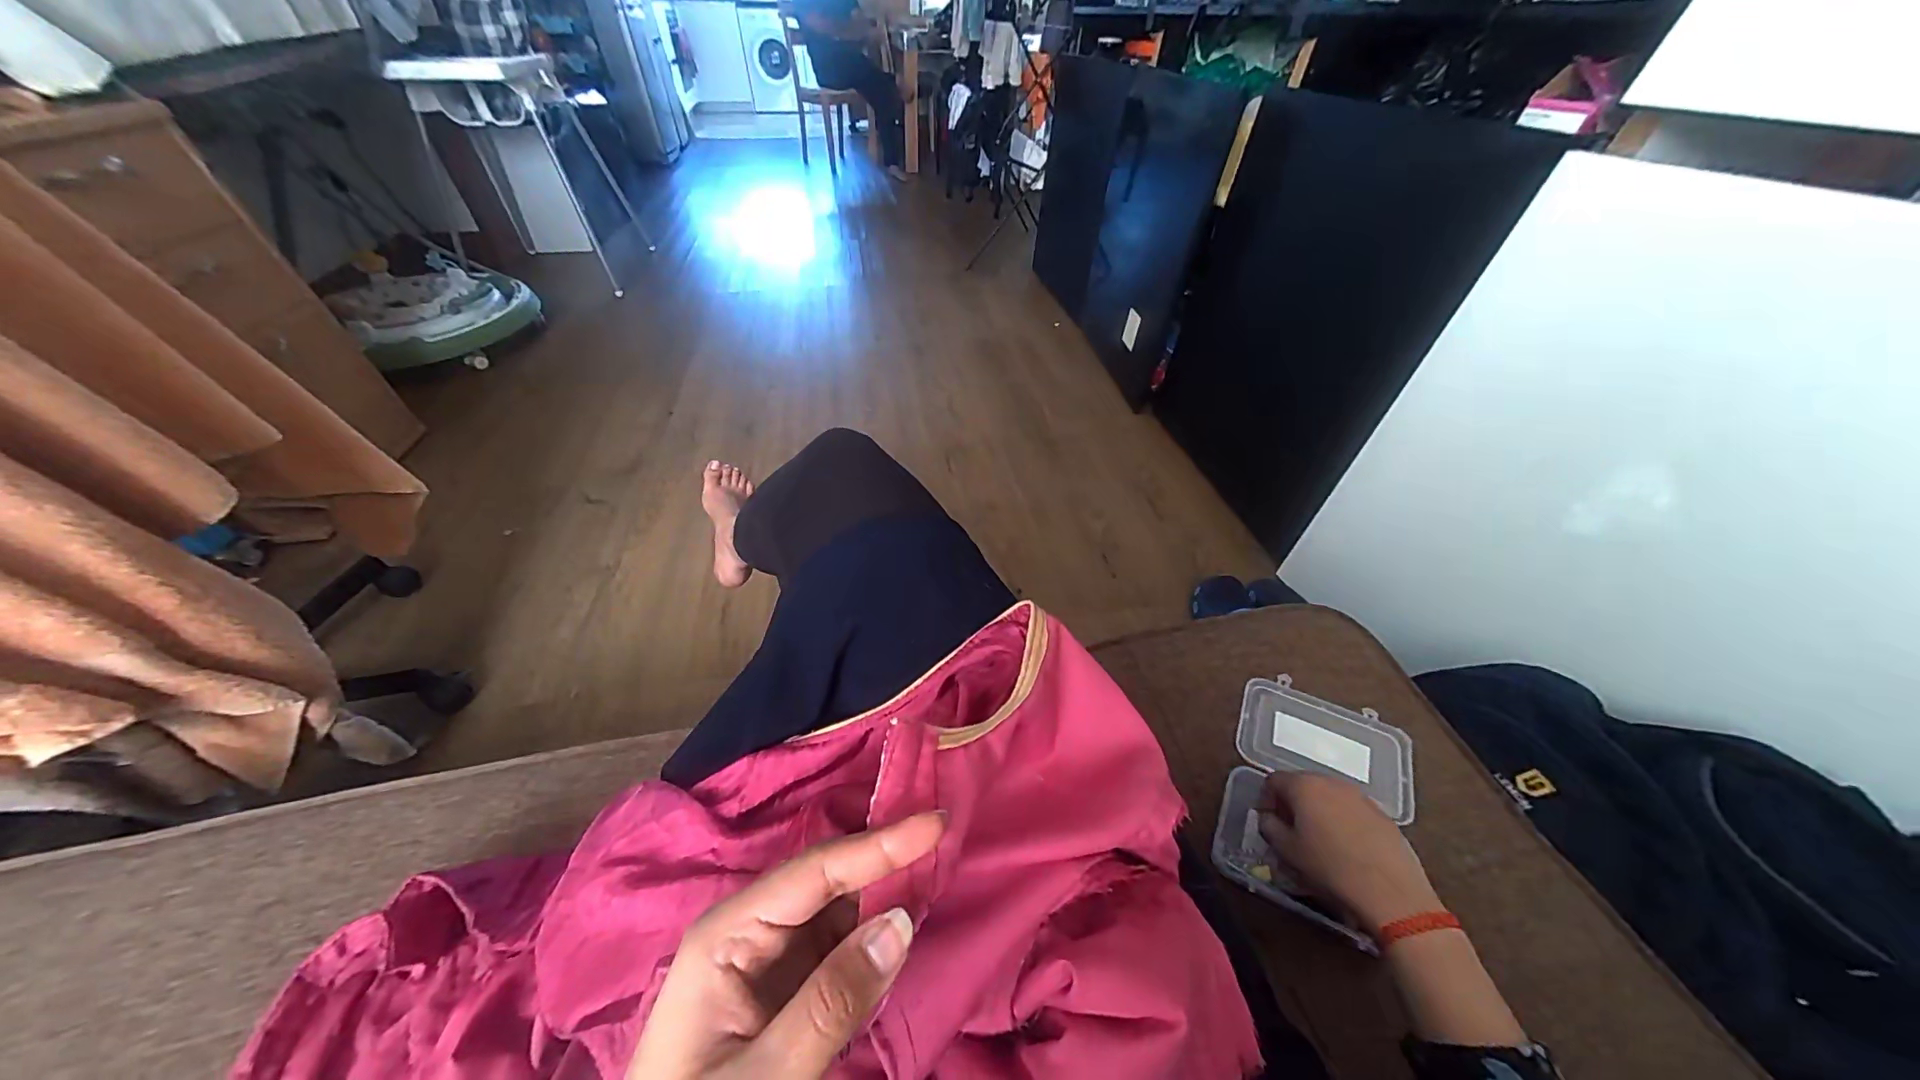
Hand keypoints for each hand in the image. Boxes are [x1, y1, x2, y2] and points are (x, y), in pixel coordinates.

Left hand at [627, 812, 945, 1079]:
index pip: (816, 871)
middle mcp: (751, 929)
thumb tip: (901, 920)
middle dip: (886, 855)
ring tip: (940, 864)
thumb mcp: (765, 1074)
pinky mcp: (788, 986)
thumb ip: (832, 999)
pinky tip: (909, 917)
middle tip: (945, 833)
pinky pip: (841, 944)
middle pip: (829, 878)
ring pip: (840, 907)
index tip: (936, 821)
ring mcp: (770, 957)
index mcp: (729, 932)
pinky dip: (879, 930)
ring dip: (888, 889)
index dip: (880, 843)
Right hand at [1256, 771, 1440, 931]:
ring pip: (1329, 795)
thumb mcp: (1287, 850)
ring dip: (1318, 810)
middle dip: (1292, 802)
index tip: (1269, 821)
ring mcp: (1360, 797)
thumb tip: (1269, 819)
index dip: (1266, 799)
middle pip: (1302, 784)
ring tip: (1320, 839)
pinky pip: (1351, 810)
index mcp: (1304, 786)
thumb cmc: (1329, 867)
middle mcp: (1332, 783)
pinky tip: (1347, 847)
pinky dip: (1342, 820)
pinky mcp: (1382, 814)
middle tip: (1290, 829)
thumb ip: (1269, 827)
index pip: (1273, 780)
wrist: (1391, 893)